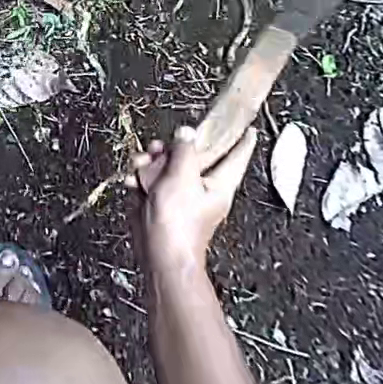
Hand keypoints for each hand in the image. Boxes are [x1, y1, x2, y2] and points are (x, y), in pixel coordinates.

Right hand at [132, 122, 258, 273]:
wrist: (158, 253)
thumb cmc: (178, 222)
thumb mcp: (182, 177)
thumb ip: (184, 151)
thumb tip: (187, 132)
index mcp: (218, 184)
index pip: (236, 157)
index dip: (242, 142)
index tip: (249, 130)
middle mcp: (201, 189)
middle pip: (192, 157)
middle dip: (171, 149)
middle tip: (159, 147)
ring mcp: (181, 197)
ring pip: (166, 167)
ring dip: (149, 163)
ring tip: (142, 165)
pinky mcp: (161, 204)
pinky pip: (151, 182)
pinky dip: (140, 179)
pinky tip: (133, 181)